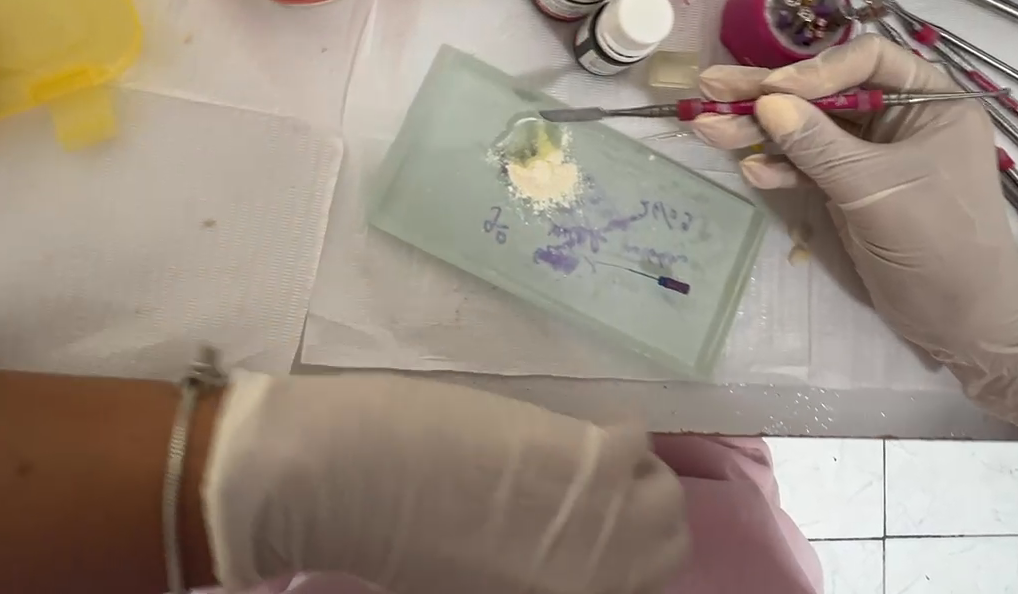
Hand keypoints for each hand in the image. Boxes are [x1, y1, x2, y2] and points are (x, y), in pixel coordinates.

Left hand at [202, 373, 688, 593]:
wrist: (350, 478)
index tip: (604, 542)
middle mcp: (593, 573)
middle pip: (667, 546)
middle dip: (643, 525)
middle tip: (598, 502)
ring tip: (586, 465)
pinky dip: (620, 442)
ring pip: (665, 497)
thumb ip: (530, 564)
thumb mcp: (469, 576)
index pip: (638, 581)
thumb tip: (555, 540)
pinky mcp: (583, 455)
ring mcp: (595, 516)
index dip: (628, 561)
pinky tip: (570, 438)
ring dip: (637, 480)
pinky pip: (637, 446)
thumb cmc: (391, 544)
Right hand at [693, 34, 1017, 432]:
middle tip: (712, 84)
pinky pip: (808, 164)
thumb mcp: (876, 190)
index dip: (817, 68)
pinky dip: (780, 167)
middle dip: (768, 94)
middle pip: (826, 91)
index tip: (774, 91)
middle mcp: (899, 117)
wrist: (962, 324)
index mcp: (930, 102)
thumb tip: (766, 103)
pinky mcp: (850, 184)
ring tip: (706, 126)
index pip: (868, 59)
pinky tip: (750, 170)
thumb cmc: (940, 246)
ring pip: (808, 128)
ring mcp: (871, 152)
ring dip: (760, 131)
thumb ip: (819, 145)